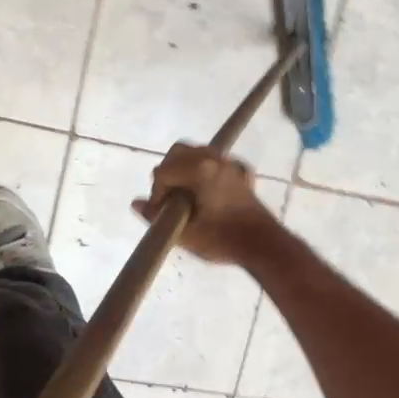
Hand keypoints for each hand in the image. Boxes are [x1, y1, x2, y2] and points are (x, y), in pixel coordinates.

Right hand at [131, 143, 279, 265]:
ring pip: (198, 153)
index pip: (163, 172)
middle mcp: (214, 159)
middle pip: (179, 152)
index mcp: (199, 170)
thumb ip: (156, 216)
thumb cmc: (222, 239)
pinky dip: (206, 171)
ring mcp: (229, 164)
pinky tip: (207, 191)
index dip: (157, 194)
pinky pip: (217, 162)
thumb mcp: (184, 233)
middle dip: (168, 173)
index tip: (162, 214)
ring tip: (185, 196)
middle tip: (170, 200)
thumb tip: (135, 203)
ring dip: (185, 169)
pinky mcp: (241, 173)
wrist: (263, 245)